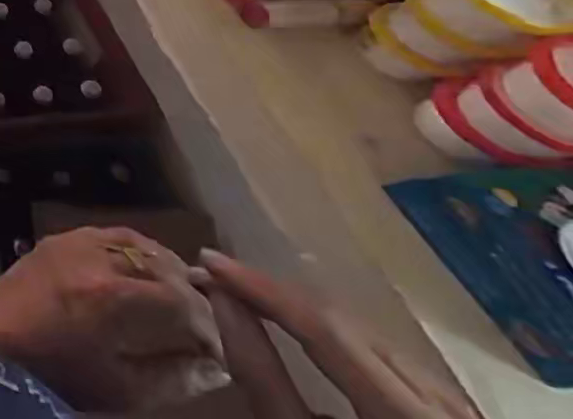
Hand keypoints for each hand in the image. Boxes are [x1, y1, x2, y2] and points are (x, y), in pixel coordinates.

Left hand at [0, 227, 226, 410]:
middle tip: (206, 318)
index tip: (217, 346)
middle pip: (160, 262)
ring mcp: (72, 241)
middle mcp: (94, 257)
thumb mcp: (123, 388)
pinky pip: (106, 233)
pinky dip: (133, 248)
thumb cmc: (56, 367)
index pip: (181, 298)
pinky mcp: (58, 237)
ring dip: (164, 264)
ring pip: (134, 241)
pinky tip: (142, 271)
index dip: (208, 323)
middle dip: (191, 291)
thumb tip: (215, 365)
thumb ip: (175, 376)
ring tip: (181, 293)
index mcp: (111, 293)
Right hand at [199, 250, 480, 418]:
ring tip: (246, 292)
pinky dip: (328, 329)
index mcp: (405, 414)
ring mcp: (455, 404)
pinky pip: (379, 350)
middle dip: (272, 293)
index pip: (324, 329)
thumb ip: (260, 372)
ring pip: (362, 331)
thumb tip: (218, 296)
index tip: (207, 259)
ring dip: (298, 307)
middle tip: (215, 274)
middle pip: (344, 323)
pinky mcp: (451, 407)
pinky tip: (296, 322)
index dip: (261, 289)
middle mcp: (442, 402)